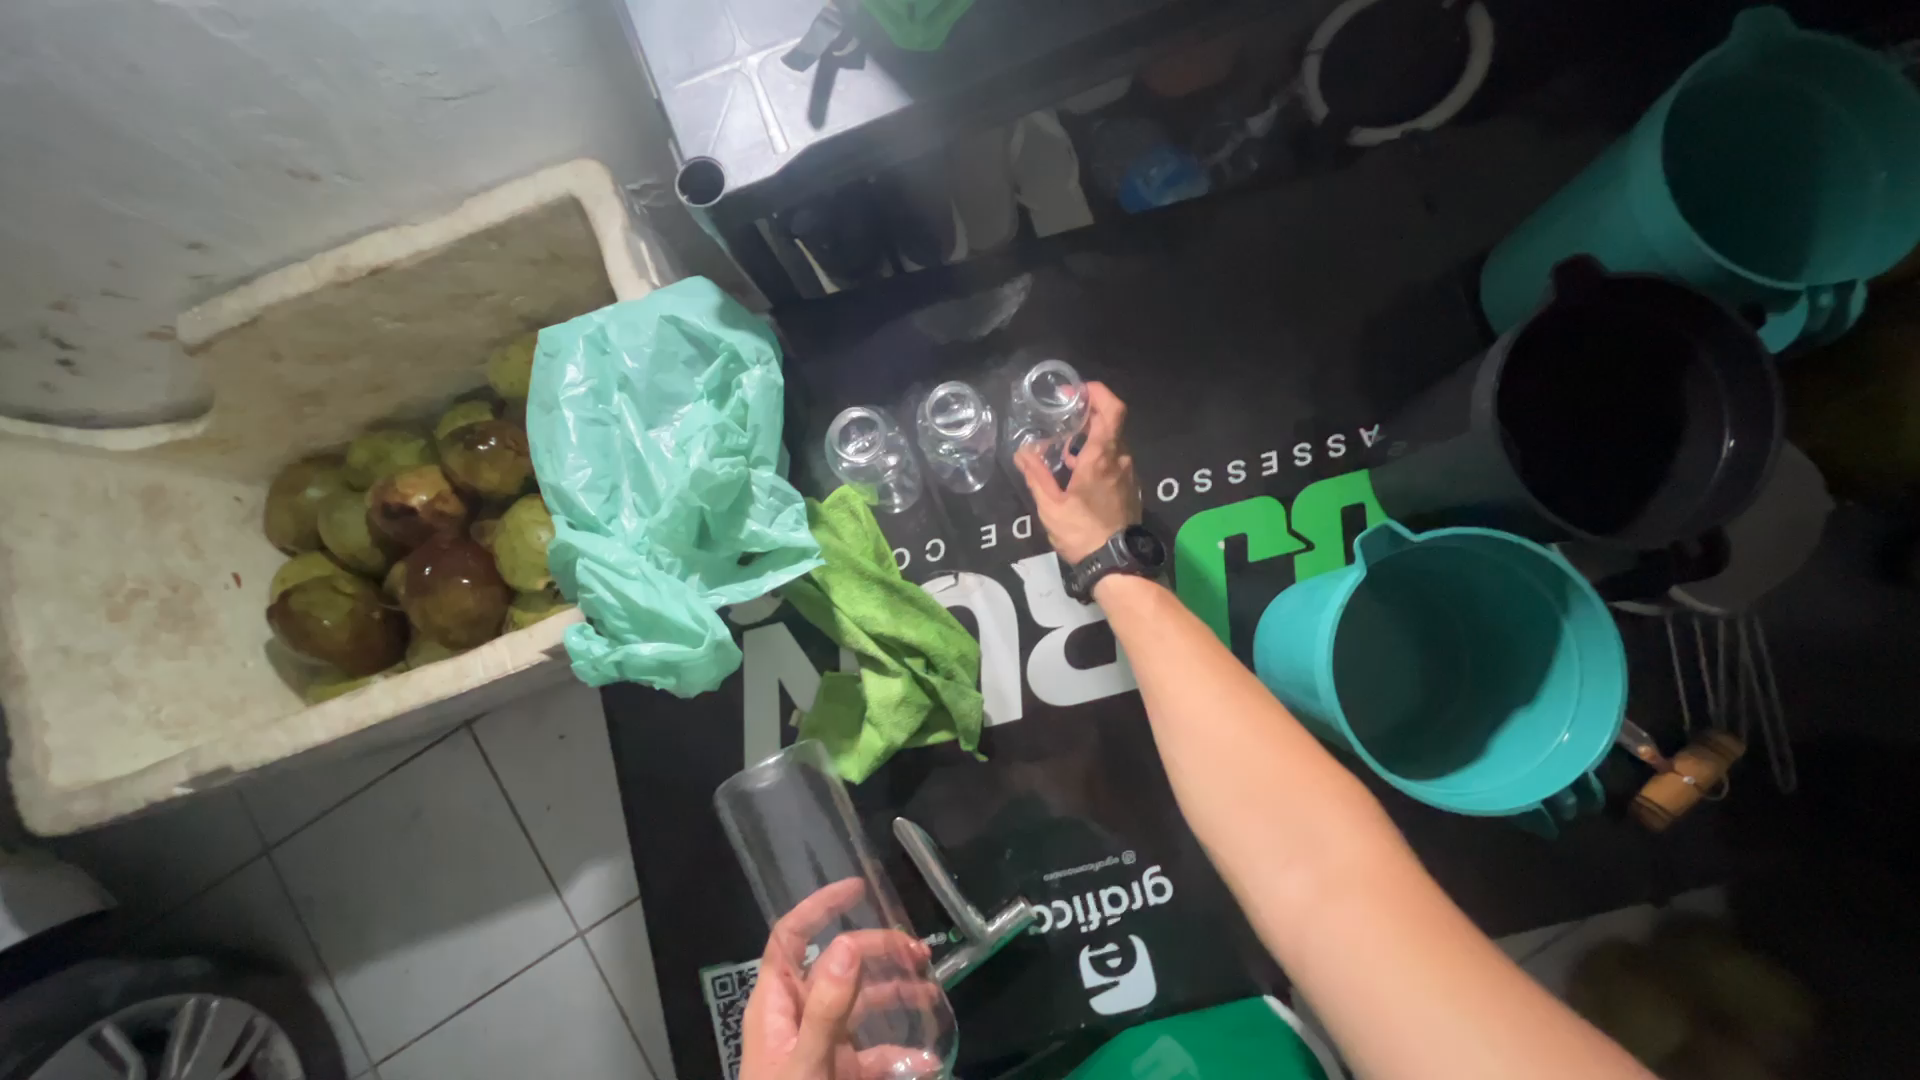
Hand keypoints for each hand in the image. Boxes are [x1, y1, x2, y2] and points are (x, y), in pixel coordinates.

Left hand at [739, 880, 937, 1079]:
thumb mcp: (807, 1067)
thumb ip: (827, 1008)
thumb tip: (846, 943)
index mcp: (776, 1004)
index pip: (790, 937)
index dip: (819, 907)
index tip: (858, 888)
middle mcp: (798, 1016)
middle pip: (837, 963)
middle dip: (877, 950)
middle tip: (918, 951)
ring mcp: (821, 1046)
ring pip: (862, 1002)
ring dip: (896, 993)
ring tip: (931, 991)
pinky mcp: (840, 1074)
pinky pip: (876, 1052)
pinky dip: (902, 1052)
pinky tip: (929, 1061)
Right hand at [1014, 381, 1140, 563]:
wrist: (1116, 564)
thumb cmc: (1082, 532)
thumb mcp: (1051, 505)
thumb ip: (1036, 474)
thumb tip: (1022, 451)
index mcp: (1102, 457)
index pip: (1111, 410)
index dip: (1098, 393)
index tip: (1078, 390)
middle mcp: (1121, 461)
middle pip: (1111, 425)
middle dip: (1088, 416)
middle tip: (1064, 417)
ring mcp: (1128, 477)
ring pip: (1113, 445)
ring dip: (1091, 441)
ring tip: (1065, 449)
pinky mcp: (1129, 491)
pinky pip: (1115, 463)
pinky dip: (1098, 458)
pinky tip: (1078, 474)